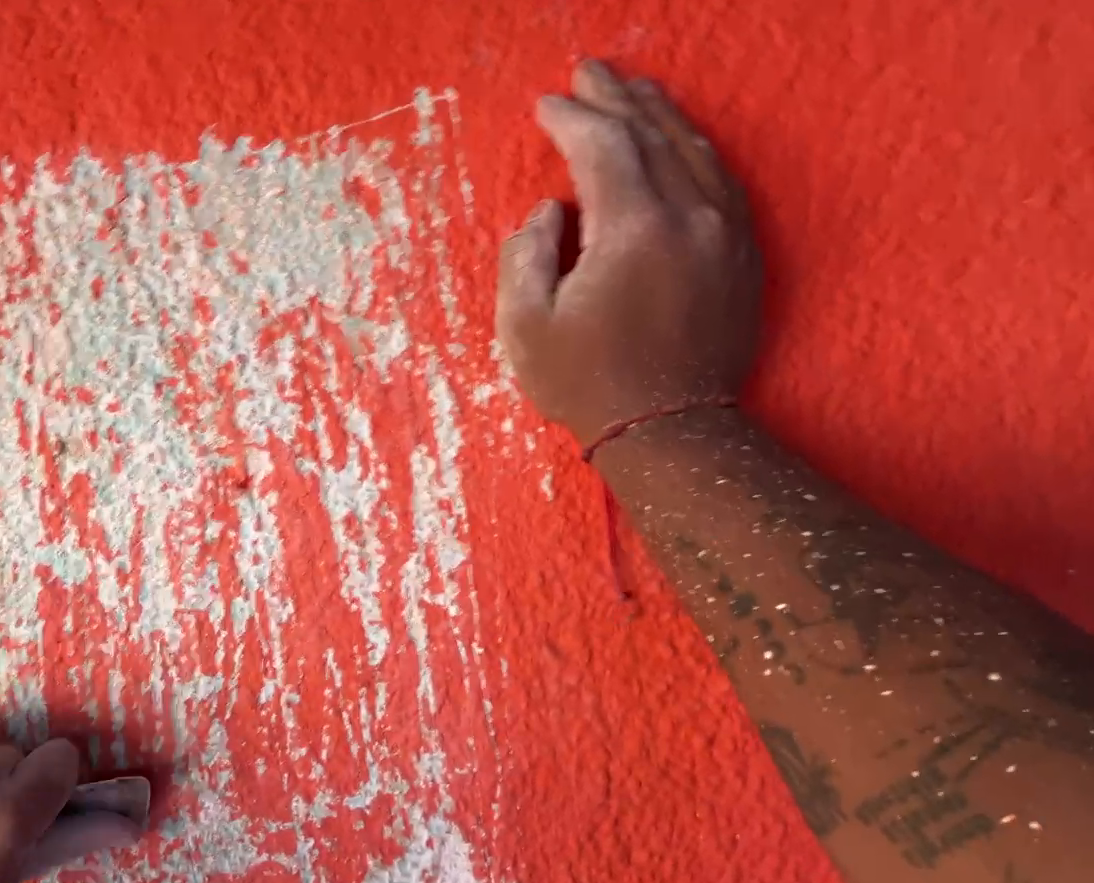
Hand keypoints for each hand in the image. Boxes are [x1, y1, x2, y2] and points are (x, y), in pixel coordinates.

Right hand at [497, 58, 762, 448]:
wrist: (668, 428)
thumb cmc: (584, 383)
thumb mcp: (524, 329)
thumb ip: (525, 257)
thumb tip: (548, 211)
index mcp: (632, 230)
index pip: (603, 147)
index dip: (570, 119)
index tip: (543, 104)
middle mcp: (690, 215)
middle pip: (653, 133)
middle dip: (615, 98)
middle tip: (586, 72)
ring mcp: (724, 230)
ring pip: (694, 148)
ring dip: (658, 113)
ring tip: (631, 90)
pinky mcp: (741, 251)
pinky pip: (719, 178)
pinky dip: (691, 148)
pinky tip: (676, 140)